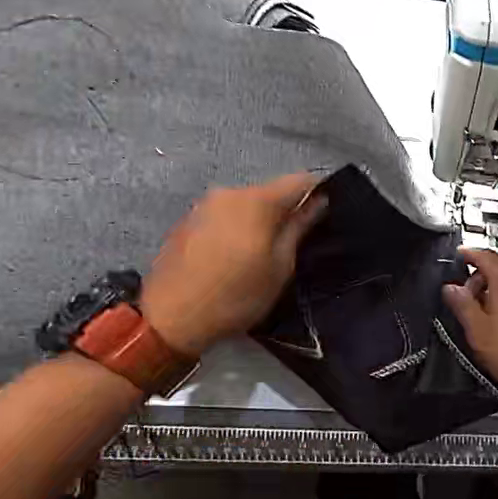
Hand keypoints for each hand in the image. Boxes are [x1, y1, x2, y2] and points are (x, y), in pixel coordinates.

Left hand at [140, 172, 328, 357]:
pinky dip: (235, 227)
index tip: (328, 210)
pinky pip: (223, 215)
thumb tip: (319, 202)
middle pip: (269, 192)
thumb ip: (299, 228)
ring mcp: (204, 205)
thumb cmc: (234, 296)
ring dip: (258, 220)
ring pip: (245, 204)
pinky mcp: (188, 220)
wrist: (169, 318)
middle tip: (295, 241)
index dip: (318, 191)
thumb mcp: (279, 268)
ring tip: (262, 253)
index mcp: (256, 200)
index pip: (299, 180)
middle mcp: (229, 192)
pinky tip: (233, 256)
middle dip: (285, 210)